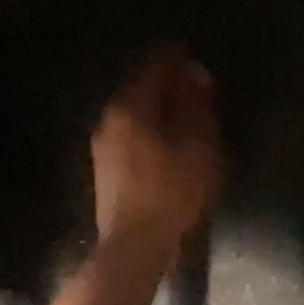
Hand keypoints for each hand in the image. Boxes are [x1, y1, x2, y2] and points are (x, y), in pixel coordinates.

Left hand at [90, 46, 222, 256]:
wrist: (134, 246)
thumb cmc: (172, 190)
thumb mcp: (197, 144)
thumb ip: (196, 105)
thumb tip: (195, 75)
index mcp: (131, 105)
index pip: (155, 63)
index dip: (179, 59)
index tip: (199, 63)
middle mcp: (110, 117)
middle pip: (141, 85)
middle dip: (170, 83)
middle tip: (199, 90)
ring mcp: (104, 143)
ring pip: (136, 110)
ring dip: (161, 107)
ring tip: (189, 117)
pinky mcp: (107, 168)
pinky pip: (132, 132)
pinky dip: (152, 128)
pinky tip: (171, 143)